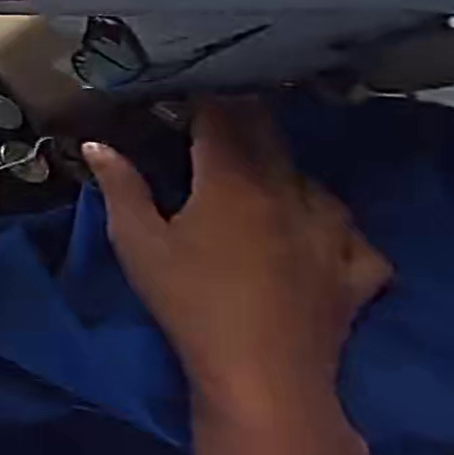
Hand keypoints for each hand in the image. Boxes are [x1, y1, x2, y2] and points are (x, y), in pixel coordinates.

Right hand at [82, 96, 390, 419]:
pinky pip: (349, 230)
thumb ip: (119, 185)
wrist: (261, 373)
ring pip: (310, 181)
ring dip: (280, 165)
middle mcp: (290, 198)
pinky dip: (326, 216)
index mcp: (233, 186)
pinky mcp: (357, 271)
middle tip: (212, 109)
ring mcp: (332, 235)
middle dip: (242, 119)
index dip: (208, 98)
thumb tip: (96, 143)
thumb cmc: (186, 297)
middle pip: (270, 143)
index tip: (188, 81)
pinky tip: (310, 223)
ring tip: (254, 165)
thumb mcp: (135, 239)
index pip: (225, 124)